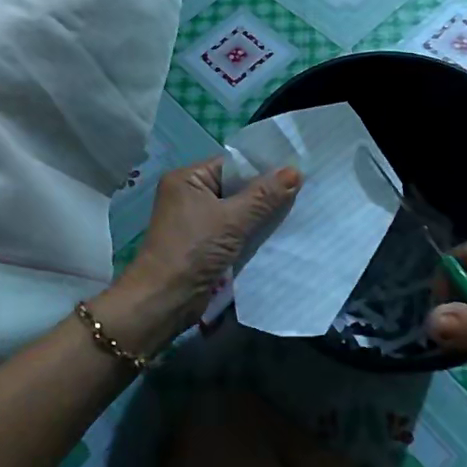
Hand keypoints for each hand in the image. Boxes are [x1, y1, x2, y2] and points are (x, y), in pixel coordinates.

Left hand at [95, 157, 299, 353]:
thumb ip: (265, 195)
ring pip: (238, 208)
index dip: (264, 166)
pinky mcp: (204, 242)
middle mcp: (190, 194)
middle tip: (304, 188)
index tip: (297, 168)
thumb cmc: (192, 250)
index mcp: (188, 178)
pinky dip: (253, 229)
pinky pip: (235, 228)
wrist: (162, 302)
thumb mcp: (232, 219)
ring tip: (298, 208)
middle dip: (267, 190)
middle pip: (237, 185)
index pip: (233, 164)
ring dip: (262, 212)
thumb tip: (296, 171)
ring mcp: (196, 220)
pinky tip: (279, 230)